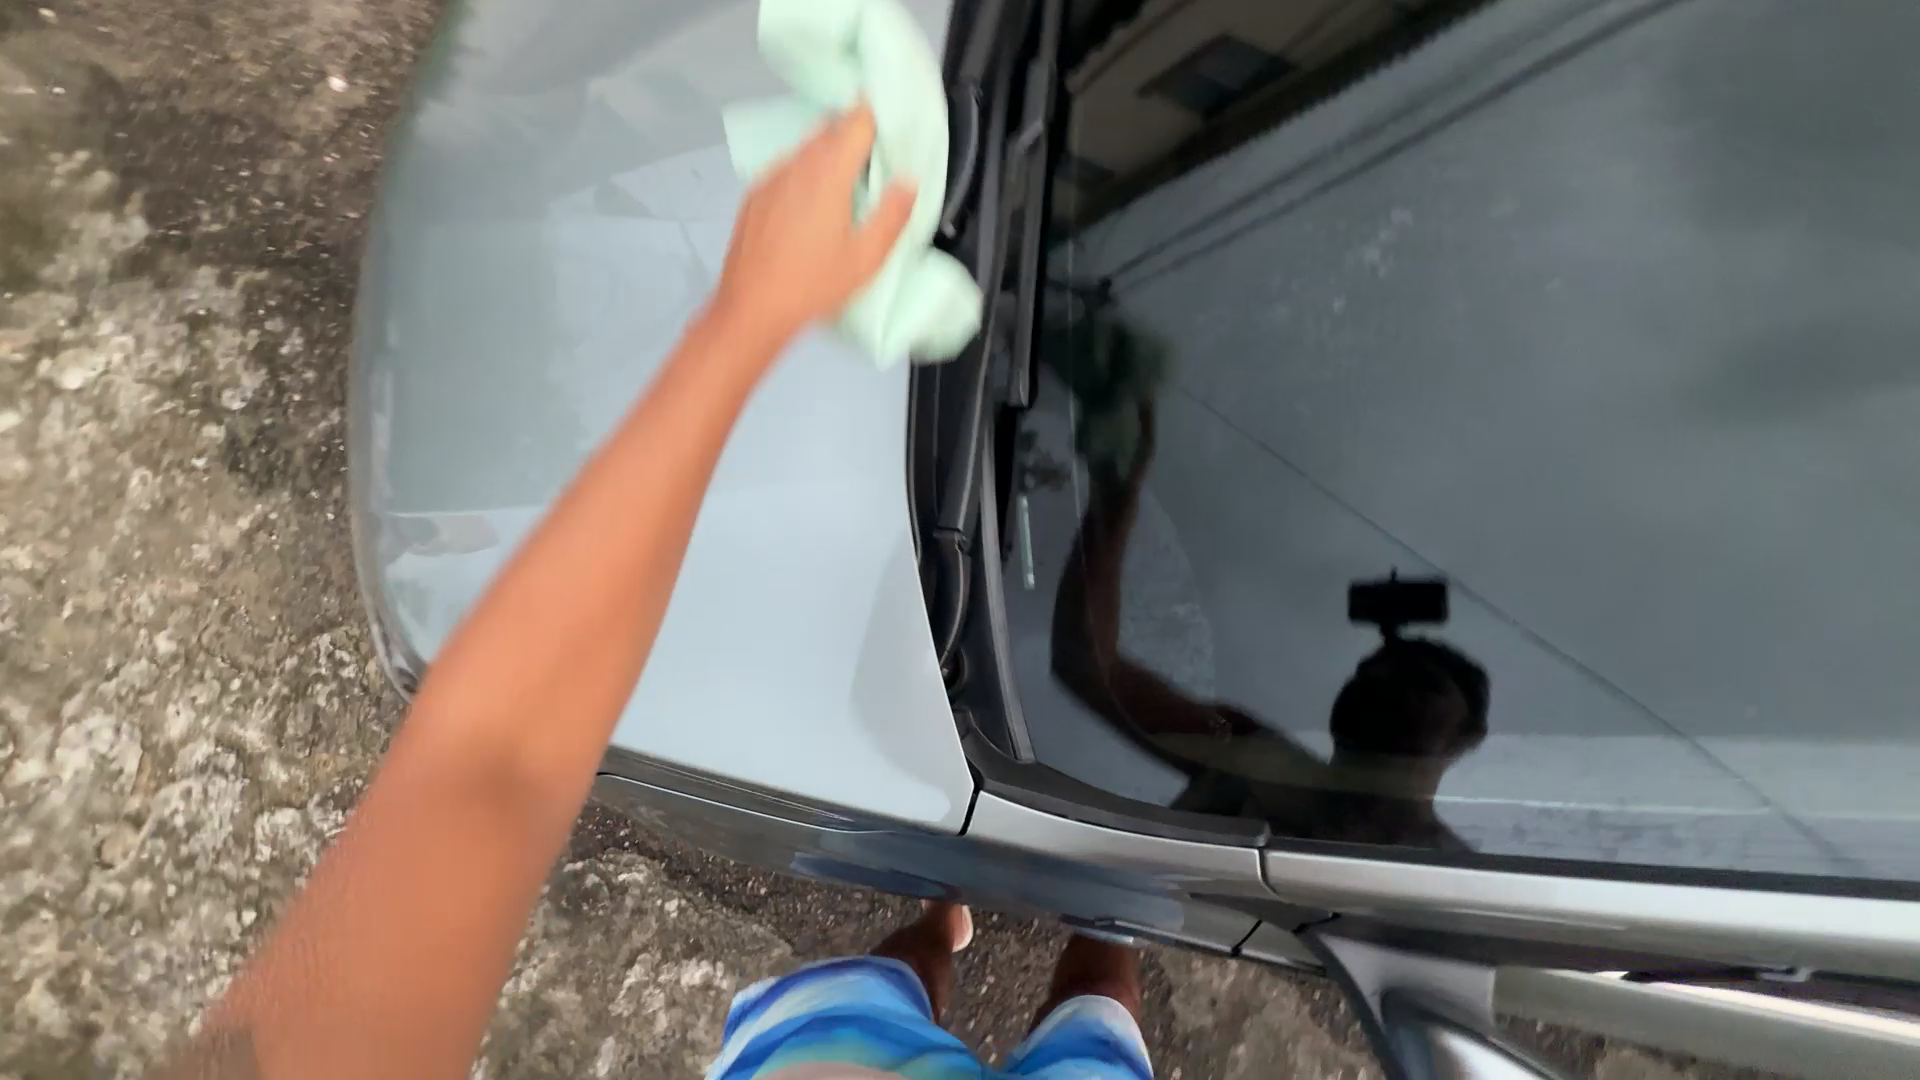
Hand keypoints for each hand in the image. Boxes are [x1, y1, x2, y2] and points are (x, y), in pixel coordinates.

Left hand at [712, 103, 917, 346]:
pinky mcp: (755, 194)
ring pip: (806, 148)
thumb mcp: (865, 259)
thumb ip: (892, 216)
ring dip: (828, 158)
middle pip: (831, 128)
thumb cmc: (812, 285)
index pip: (858, 119)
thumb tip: (908, 183)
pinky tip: (809, 213)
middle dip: (855, 139)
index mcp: (828, 172)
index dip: (878, 119)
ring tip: (843, 194)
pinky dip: (803, 177)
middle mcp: (796, 164)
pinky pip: (786, 170)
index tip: (891, 136)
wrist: (752, 307)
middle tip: (874, 168)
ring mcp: (770, 176)